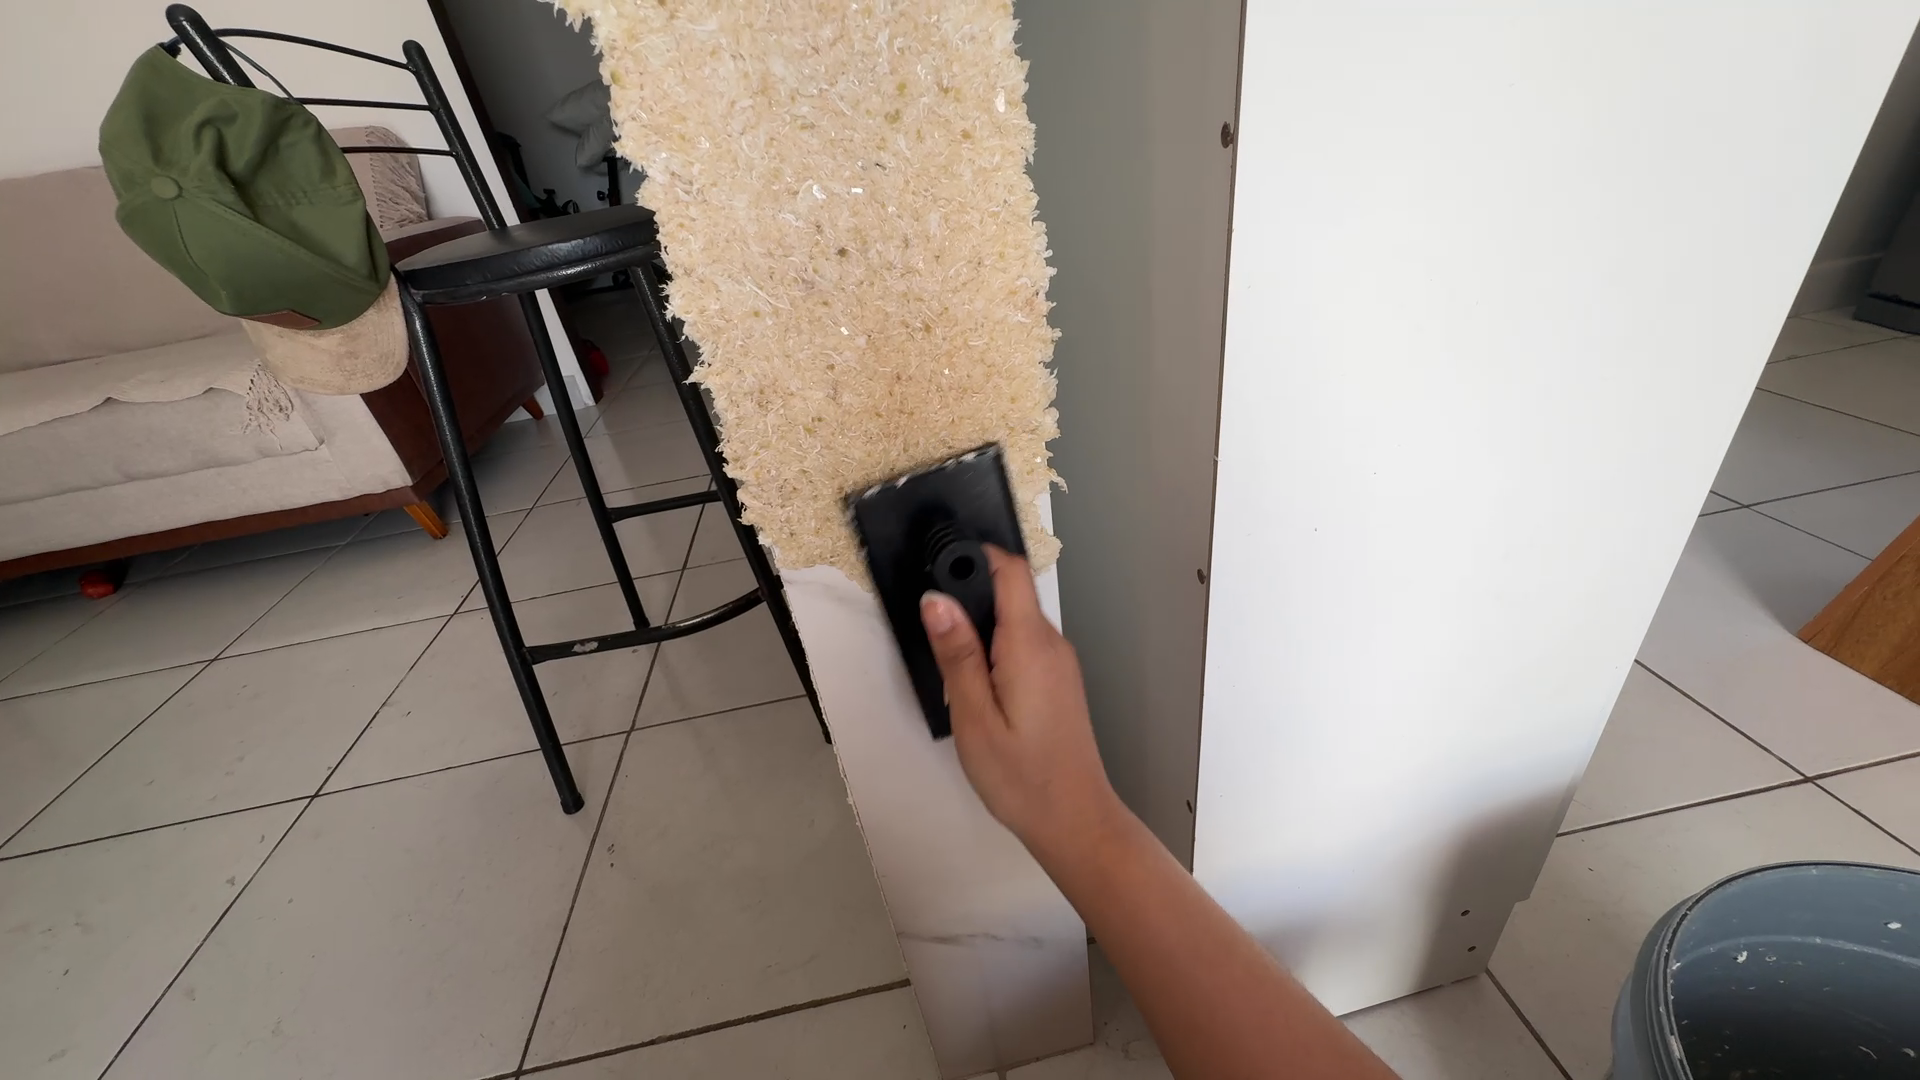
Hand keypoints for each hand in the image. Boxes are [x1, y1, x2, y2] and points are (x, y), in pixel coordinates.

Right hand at [919, 546, 1121, 854]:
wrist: (1074, 819)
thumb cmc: (1021, 776)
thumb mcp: (974, 716)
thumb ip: (957, 653)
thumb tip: (936, 599)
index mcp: (1030, 644)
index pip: (1011, 571)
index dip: (977, 555)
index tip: (941, 563)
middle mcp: (1051, 643)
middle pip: (1012, 593)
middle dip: (971, 596)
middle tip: (935, 630)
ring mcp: (1060, 662)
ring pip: (1016, 620)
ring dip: (982, 627)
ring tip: (953, 667)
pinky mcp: (1059, 679)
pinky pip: (1025, 644)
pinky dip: (998, 648)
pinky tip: (979, 685)